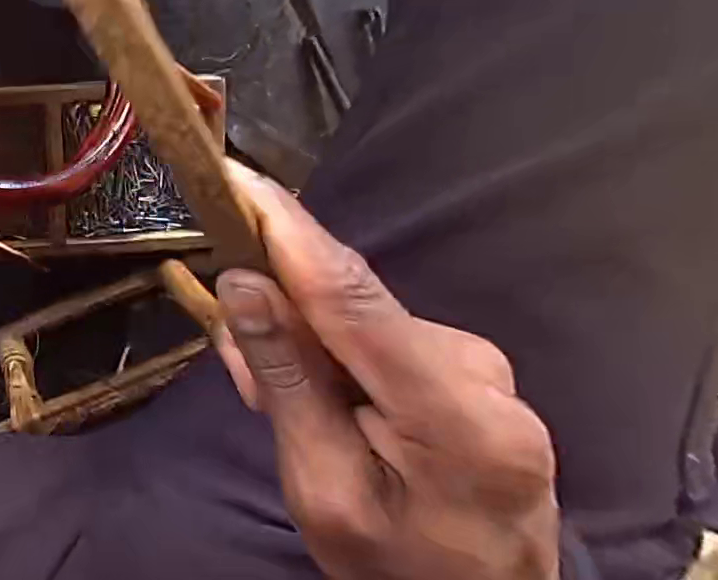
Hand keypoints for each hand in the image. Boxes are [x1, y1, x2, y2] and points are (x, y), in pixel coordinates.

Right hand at [213, 164, 559, 579]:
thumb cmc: (396, 569)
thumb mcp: (322, 492)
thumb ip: (285, 382)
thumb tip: (242, 281)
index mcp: (458, 418)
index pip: (351, 295)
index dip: (289, 229)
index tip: (237, 177)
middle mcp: (481, 370)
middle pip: (347, 299)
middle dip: (280, 307)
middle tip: (243, 373)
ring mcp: (479, 361)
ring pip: (354, 312)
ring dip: (303, 337)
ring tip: (284, 406)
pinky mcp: (466, 360)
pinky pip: (373, 327)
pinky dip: (333, 349)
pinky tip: (324, 398)